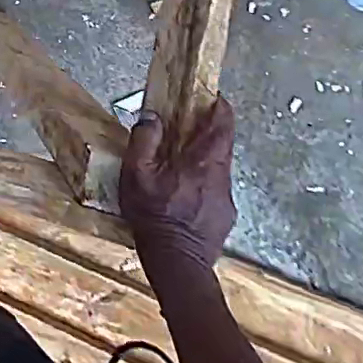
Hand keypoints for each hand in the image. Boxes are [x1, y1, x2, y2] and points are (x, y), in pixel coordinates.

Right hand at [120, 98, 237, 267]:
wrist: (176, 265)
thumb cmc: (154, 215)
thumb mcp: (136, 174)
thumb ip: (144, 140)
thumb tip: (152, 116)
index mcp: (204, 162)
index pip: (223, 125)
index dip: (220, 108)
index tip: (213, 97)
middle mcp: (221, 177)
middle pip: (223, 145)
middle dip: (210, 130)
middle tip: (192, 123)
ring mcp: (226, 200)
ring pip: (219, 168)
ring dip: (206, 157)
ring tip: (183, 160)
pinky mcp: (224, 218)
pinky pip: (216, 189)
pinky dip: (204, 181)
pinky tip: (186, 192)